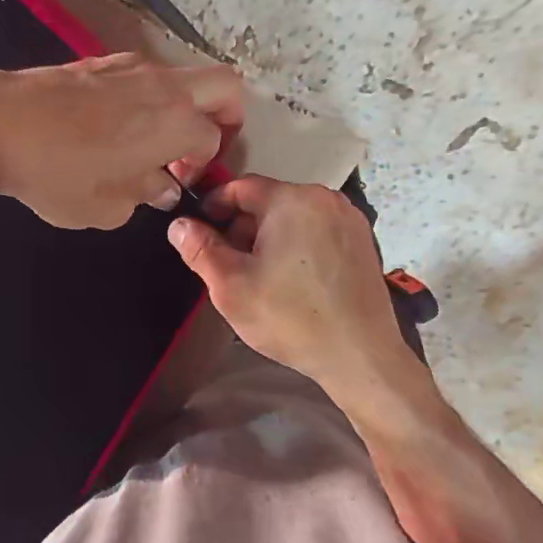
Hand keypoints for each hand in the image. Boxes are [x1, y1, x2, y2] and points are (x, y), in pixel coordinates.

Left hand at [0, 54, 243, 229]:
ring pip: (181, 77)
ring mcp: (131, 66)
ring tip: (144, 143)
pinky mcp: (99, 61)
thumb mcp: (108, 207)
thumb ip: (145, 195)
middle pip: (223, 86)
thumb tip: (162, 185)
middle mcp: (163, 85)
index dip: (203, 166)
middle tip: (193, 149)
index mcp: (177, 121)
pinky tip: (109, 126)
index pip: (213, 138)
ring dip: (180, 107)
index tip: (175, 183)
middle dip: (223, 118)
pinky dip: (145, 97)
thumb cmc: (59, 174)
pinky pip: (142, 76)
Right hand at [166, 175, 432, 398]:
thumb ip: (199, 248)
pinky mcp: (363, 243)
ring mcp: (349, 220)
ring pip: (292, 217)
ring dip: (267, 238)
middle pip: (268, 201)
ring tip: (257, 276)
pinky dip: (295, 246)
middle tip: (225, 263)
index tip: (198, 232)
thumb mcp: (230, 284)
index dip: (213, 206)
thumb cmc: (289, 317)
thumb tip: (179, 224)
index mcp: (292, 200)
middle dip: (241, 227)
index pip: (240, 186)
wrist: (359, 356)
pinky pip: (316, 232)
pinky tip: (289, 281)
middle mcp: (325, 199)